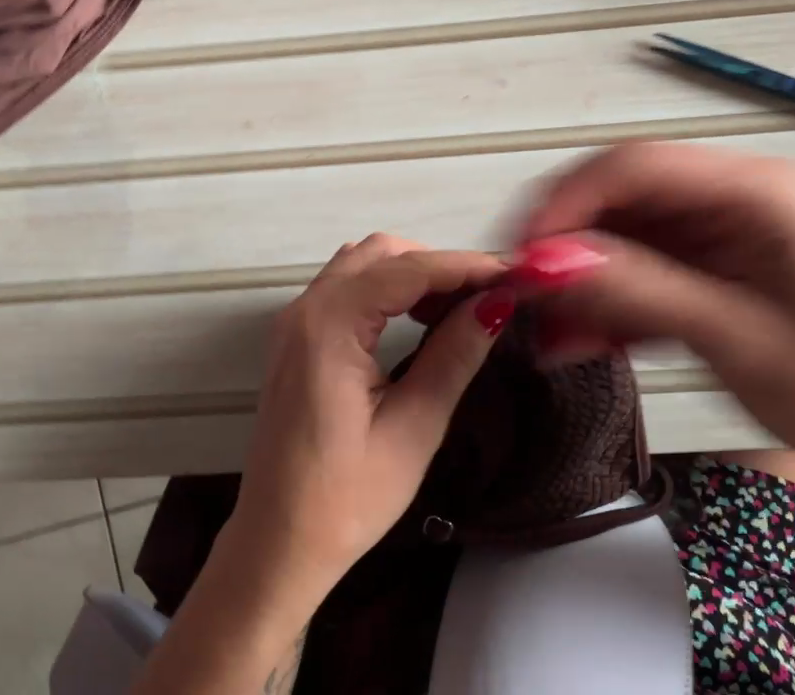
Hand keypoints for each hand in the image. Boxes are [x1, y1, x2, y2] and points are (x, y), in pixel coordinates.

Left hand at [227, 234, 512, 595]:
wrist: (279, 541)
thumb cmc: (346, 498)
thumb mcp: (413, 429)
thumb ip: (454, 356)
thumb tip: (497, 304)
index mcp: (328, 327)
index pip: (407, 269)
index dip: (465, 265)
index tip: (516, 274)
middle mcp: (304, 311)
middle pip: (380, 253)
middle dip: (439, 264)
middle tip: (490, 296)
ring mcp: (294, 323)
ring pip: (361, 265)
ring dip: (412, 273)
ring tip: (461, 308)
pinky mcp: (296, 340)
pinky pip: (345, 289)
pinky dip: (386, 289)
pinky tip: (420, 319)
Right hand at [515, 142, 794, 462]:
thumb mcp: (735, 337)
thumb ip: (638, 292)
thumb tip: (543, 262)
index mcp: (758, 190)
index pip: (636, 166)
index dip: (567, 202)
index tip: (521, 256)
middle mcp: (732, 197)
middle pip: (621, 199)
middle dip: (566, 248)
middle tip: (524, 301)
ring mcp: (719, 233)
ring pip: (620, 239)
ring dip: (581, 285)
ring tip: (553, 337)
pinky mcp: (709, 269)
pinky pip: (637, 273)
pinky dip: (606, 306)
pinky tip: (585, 343)